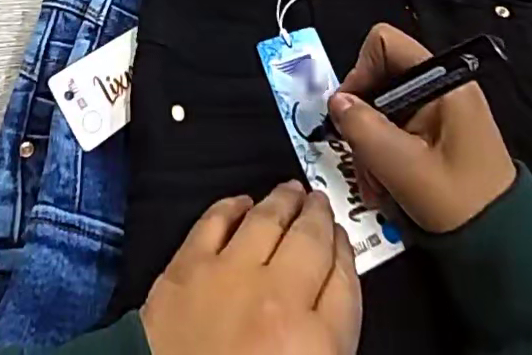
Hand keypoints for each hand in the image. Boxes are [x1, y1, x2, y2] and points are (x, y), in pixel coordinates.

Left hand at [140, 182, 361, 354]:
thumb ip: (327, 343)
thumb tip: (329, 298)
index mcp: (316, 346)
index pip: (345, 281)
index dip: (345, 254)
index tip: (342, 241)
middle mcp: (280, 301)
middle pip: (312, 239)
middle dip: (320, 216)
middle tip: (319, 202)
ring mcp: (231, 279)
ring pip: (269, 219)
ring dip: (283, 201)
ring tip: (290, 191)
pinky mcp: (186, 271)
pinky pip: (216, 221)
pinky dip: (232, 207)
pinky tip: (242, 204)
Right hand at [328, 24, 516, 233]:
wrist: (502, 241)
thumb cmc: (461, 202)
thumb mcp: (406, 168)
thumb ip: (366, 130)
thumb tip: (337, 102)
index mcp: (442, 82)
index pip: (386, 44)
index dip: (361, 71)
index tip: (350, 113)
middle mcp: (439, 86)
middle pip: (379, 78)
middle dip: (363, 121)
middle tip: (362, 163)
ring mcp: (437, 108)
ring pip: (382, 107)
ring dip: (370, 145)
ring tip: (376, 185)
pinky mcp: (434, 129)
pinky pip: (394, 127)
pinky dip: (382, 153)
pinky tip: (385, 184)